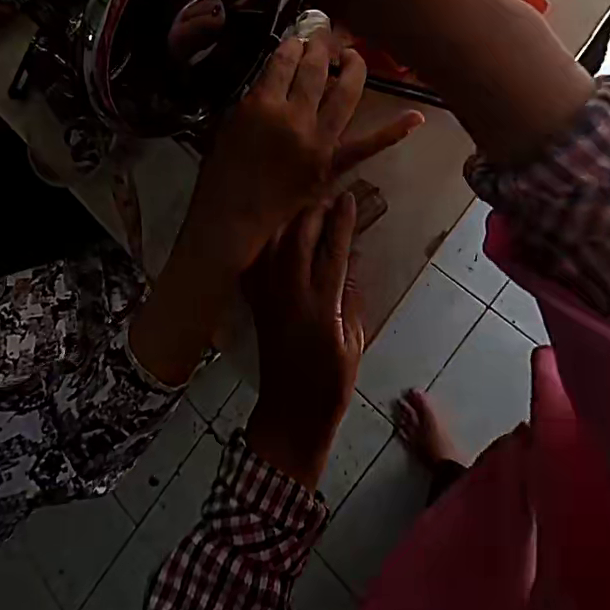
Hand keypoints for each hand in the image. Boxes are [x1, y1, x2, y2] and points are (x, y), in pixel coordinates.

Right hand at [182, 33, 421, 273]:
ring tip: (351, 55)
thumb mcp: (230, 122)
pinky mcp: (332, 164)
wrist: (234, 215)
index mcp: (263, 105)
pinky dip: (392, 132)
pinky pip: (366, 146)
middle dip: (320, 47)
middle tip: (321, 39)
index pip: (284, 61)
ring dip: (352, 67)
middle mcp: (295, 118)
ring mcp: (319, 141)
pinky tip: (415, 117)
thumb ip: (256, 98)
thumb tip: (279, 77)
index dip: (293, 45)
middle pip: (315, 70)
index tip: (296, 40)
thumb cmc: (222, 169)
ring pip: (344, 94)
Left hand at [242, 193, 367, 487]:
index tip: (349, 199)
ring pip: (273, 247)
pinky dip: (266, 243)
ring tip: (303, 207)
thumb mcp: (353, 341)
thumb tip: (352, 259)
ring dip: (288, 222)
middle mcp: (290, 296)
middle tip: (327, 197)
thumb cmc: (330, 383)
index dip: (341, 222)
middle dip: (312, 213)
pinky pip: (257, 264)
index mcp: (321, 307)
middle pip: (297, 240)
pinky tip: (275, 232)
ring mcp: (268, 299)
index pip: (332, 252)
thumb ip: (351, 297)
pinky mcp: (255, 305)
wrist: (290, 412)